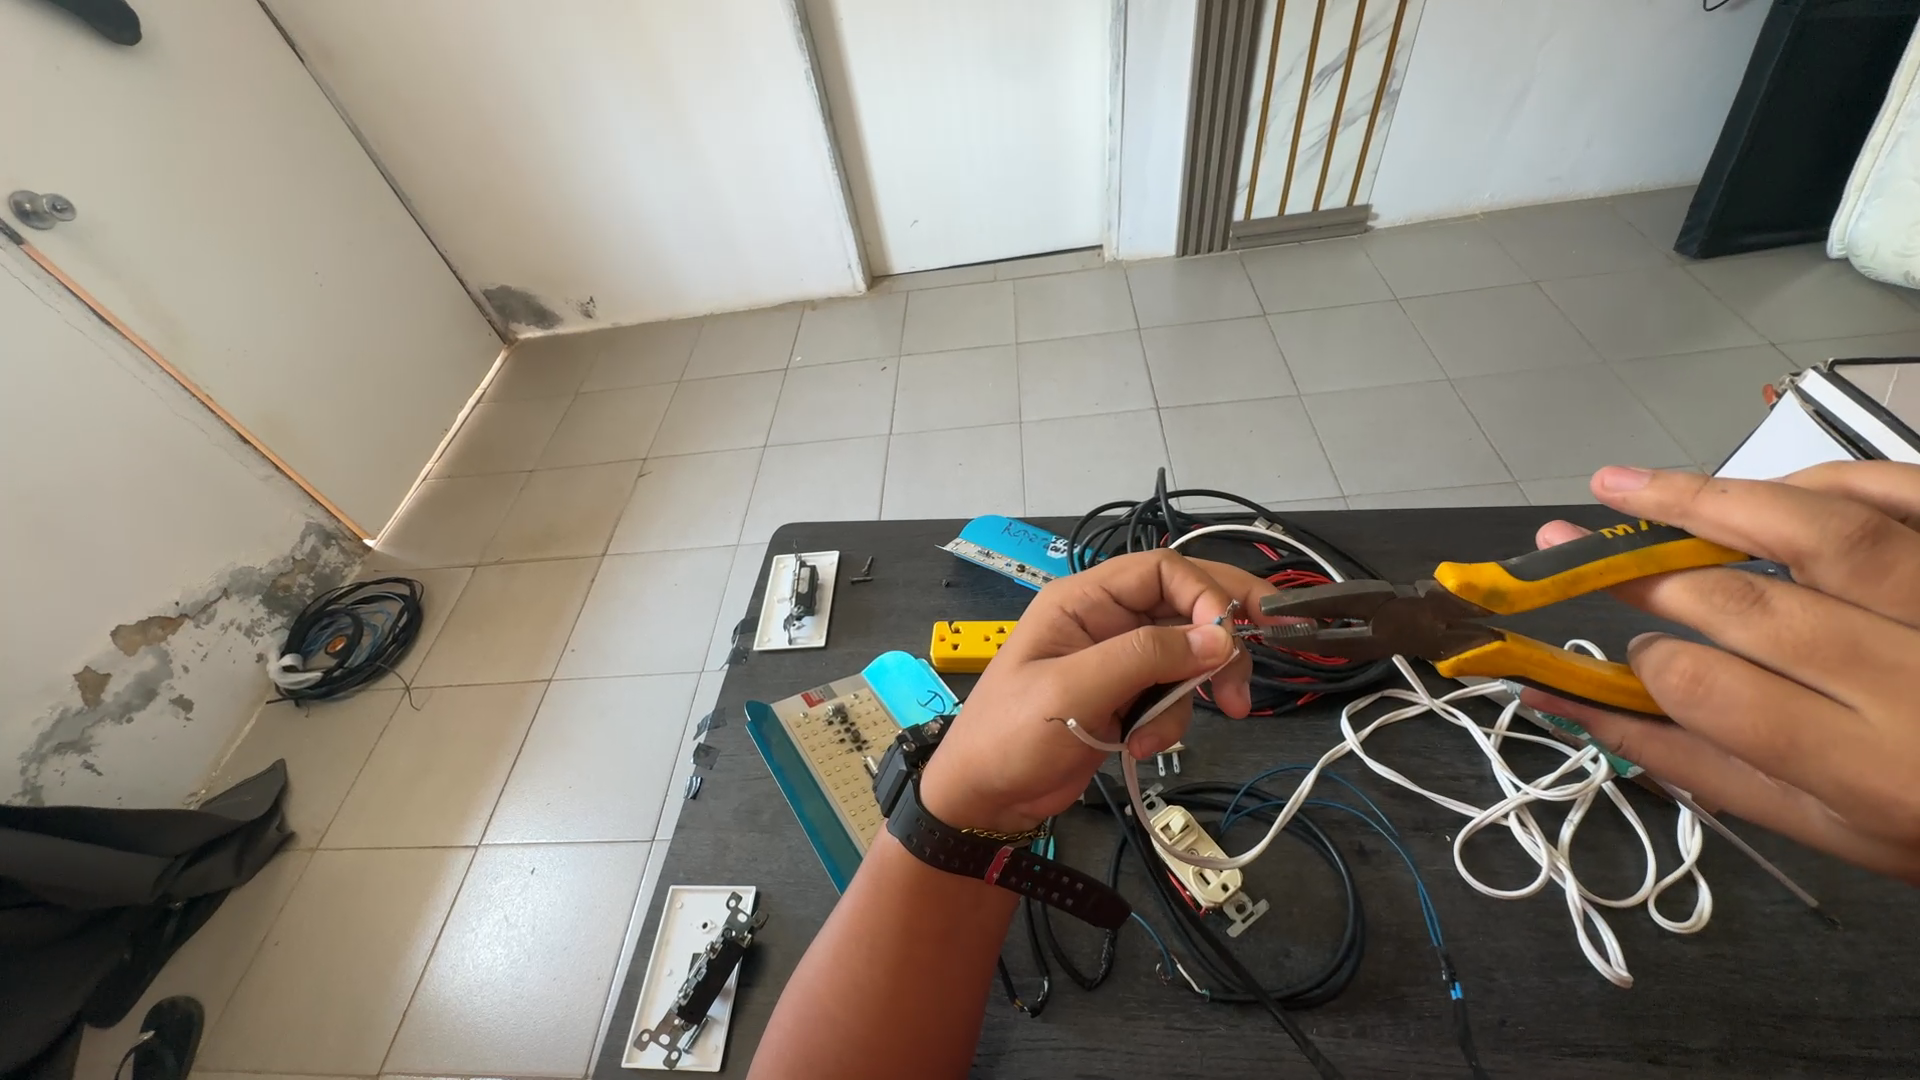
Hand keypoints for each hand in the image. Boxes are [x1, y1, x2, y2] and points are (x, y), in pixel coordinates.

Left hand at [917, 549, 1278, 834]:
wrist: (987, 796)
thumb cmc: (1013, 733)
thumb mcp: (1073, 690)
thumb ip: (1144, 658)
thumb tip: (1221, 635)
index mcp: (1083, 599)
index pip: (1161, 570)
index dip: (1204, 594)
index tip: (1230, 638)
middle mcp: (1106, 619)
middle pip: (1184, 605)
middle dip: (1224, 631)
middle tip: (1273, 647)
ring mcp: (1119, 659)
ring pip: (1188, 654)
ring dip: (1190, 695)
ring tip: (1157, 737)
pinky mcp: (1128, 696)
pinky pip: (1174, 694)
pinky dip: (1170, 721)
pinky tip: (1139, 747)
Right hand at [1524, 463, 1919, 881]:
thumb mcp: (1812, 820)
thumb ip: (1676, 756)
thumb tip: (1545, 694)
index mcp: (1869, 772)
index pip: (1706, 689)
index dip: (1648, 662)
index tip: (1637, 655)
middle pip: (1747, 604)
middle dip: (1641, 571)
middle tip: (1572, 547)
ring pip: (1822, 531)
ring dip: (1700, 499)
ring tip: (1622, 484)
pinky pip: (1904, 493)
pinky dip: (1823, 479)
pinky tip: (1767, 489)